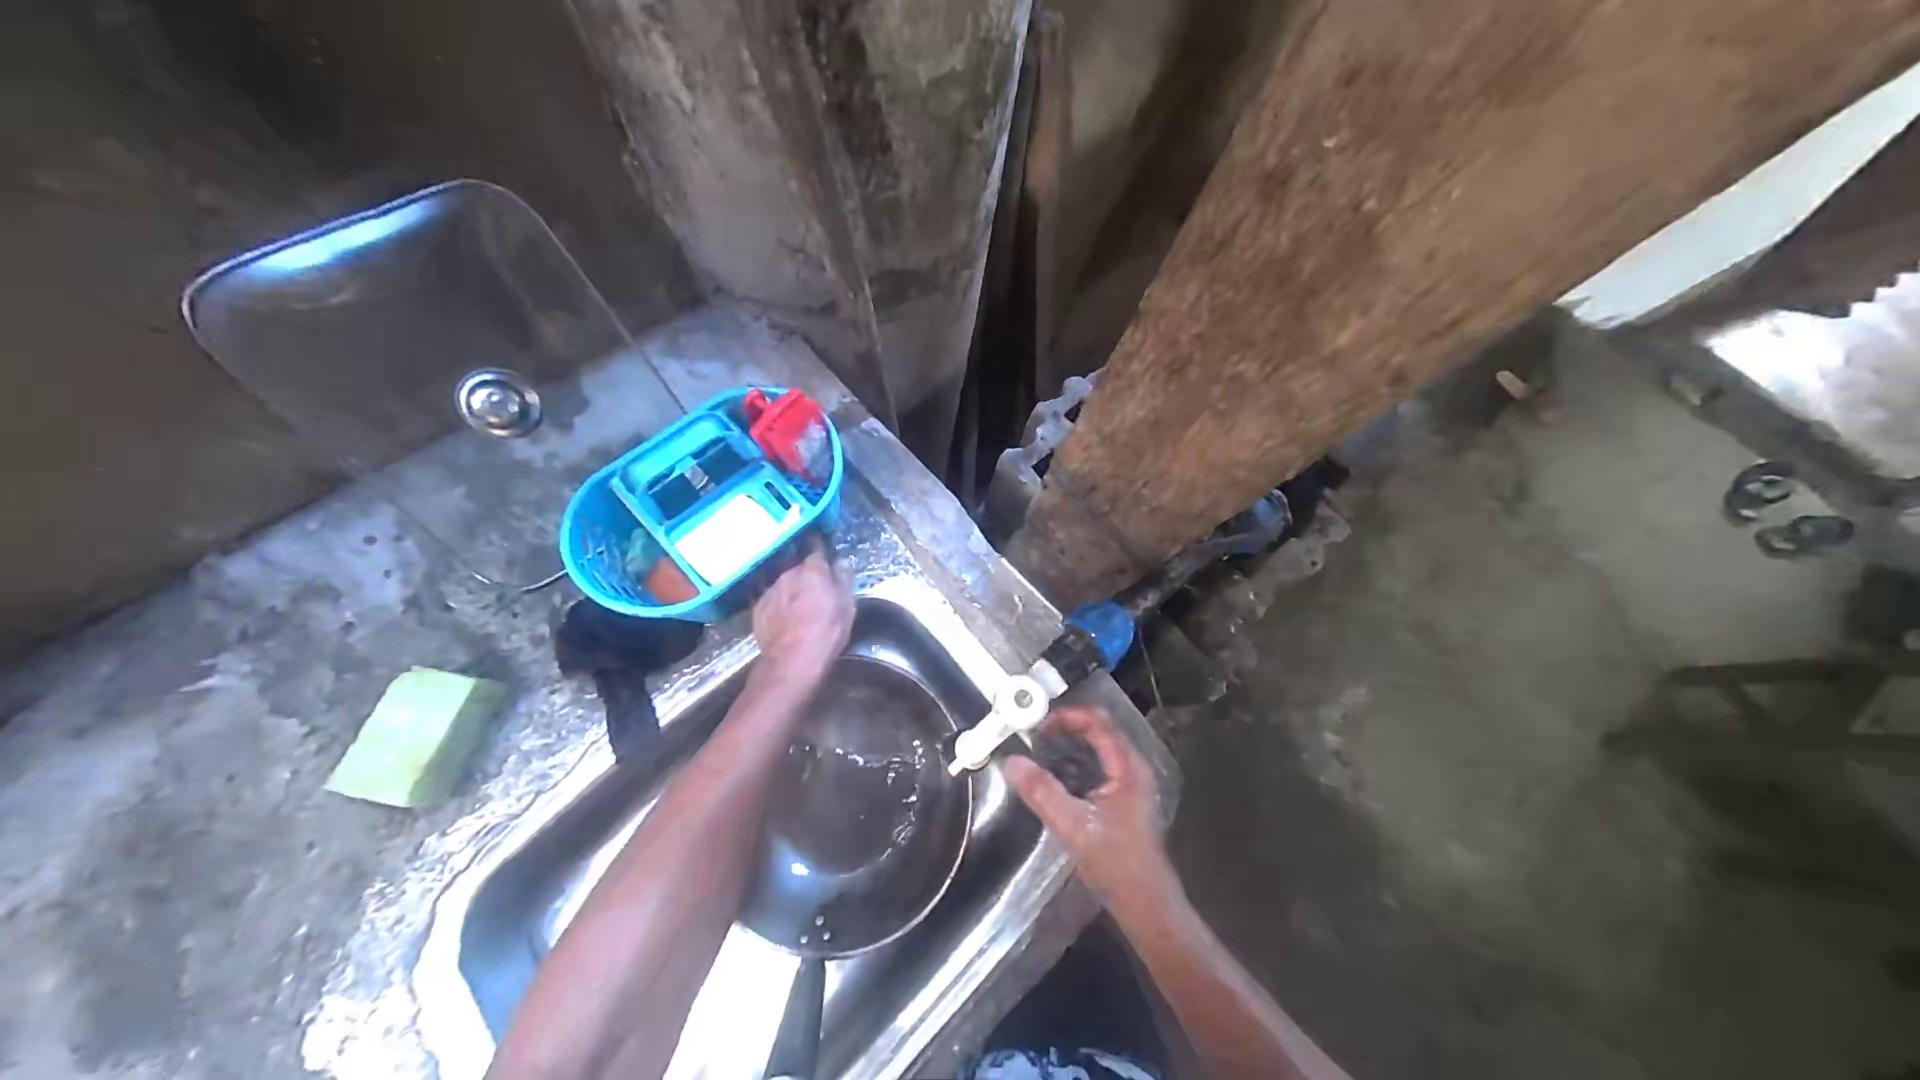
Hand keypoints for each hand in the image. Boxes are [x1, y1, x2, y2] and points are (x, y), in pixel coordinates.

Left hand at [751, 545, 852, 684]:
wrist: (792, 660)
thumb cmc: (826, 632)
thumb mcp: (846, 606)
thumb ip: (843, 580)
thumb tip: (840, 562)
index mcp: (812, 570)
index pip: (815, 548)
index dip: (820, 548)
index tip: (824, 549)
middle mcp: (788, 574)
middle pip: (797, 567)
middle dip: (806, 573)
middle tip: (815, 587)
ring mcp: (770, 590)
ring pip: (783, 582)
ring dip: (790, 589)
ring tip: (799, 605)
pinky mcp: (757, 608)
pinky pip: (771, 599)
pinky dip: (778, 603)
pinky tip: (784, 617)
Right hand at [1002, 705, 1178, 912]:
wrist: (1146, 906)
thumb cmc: (1117, 865)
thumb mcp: (1074, 827)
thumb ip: (1043, 792)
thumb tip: (1012, 761)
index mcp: (1128, 768)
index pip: (1098, 722)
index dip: (1067, 716)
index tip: (1037, 723)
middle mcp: (1132, 769)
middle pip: (1099, 729)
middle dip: (1066, 725)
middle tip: (1033, 731)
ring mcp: (1129, 784)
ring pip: (1098, 747)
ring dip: (1070, 742)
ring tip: (1038, 746)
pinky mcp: (1121, 799)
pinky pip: (1097, 764)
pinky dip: (1075, 759)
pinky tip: (1054, 772)